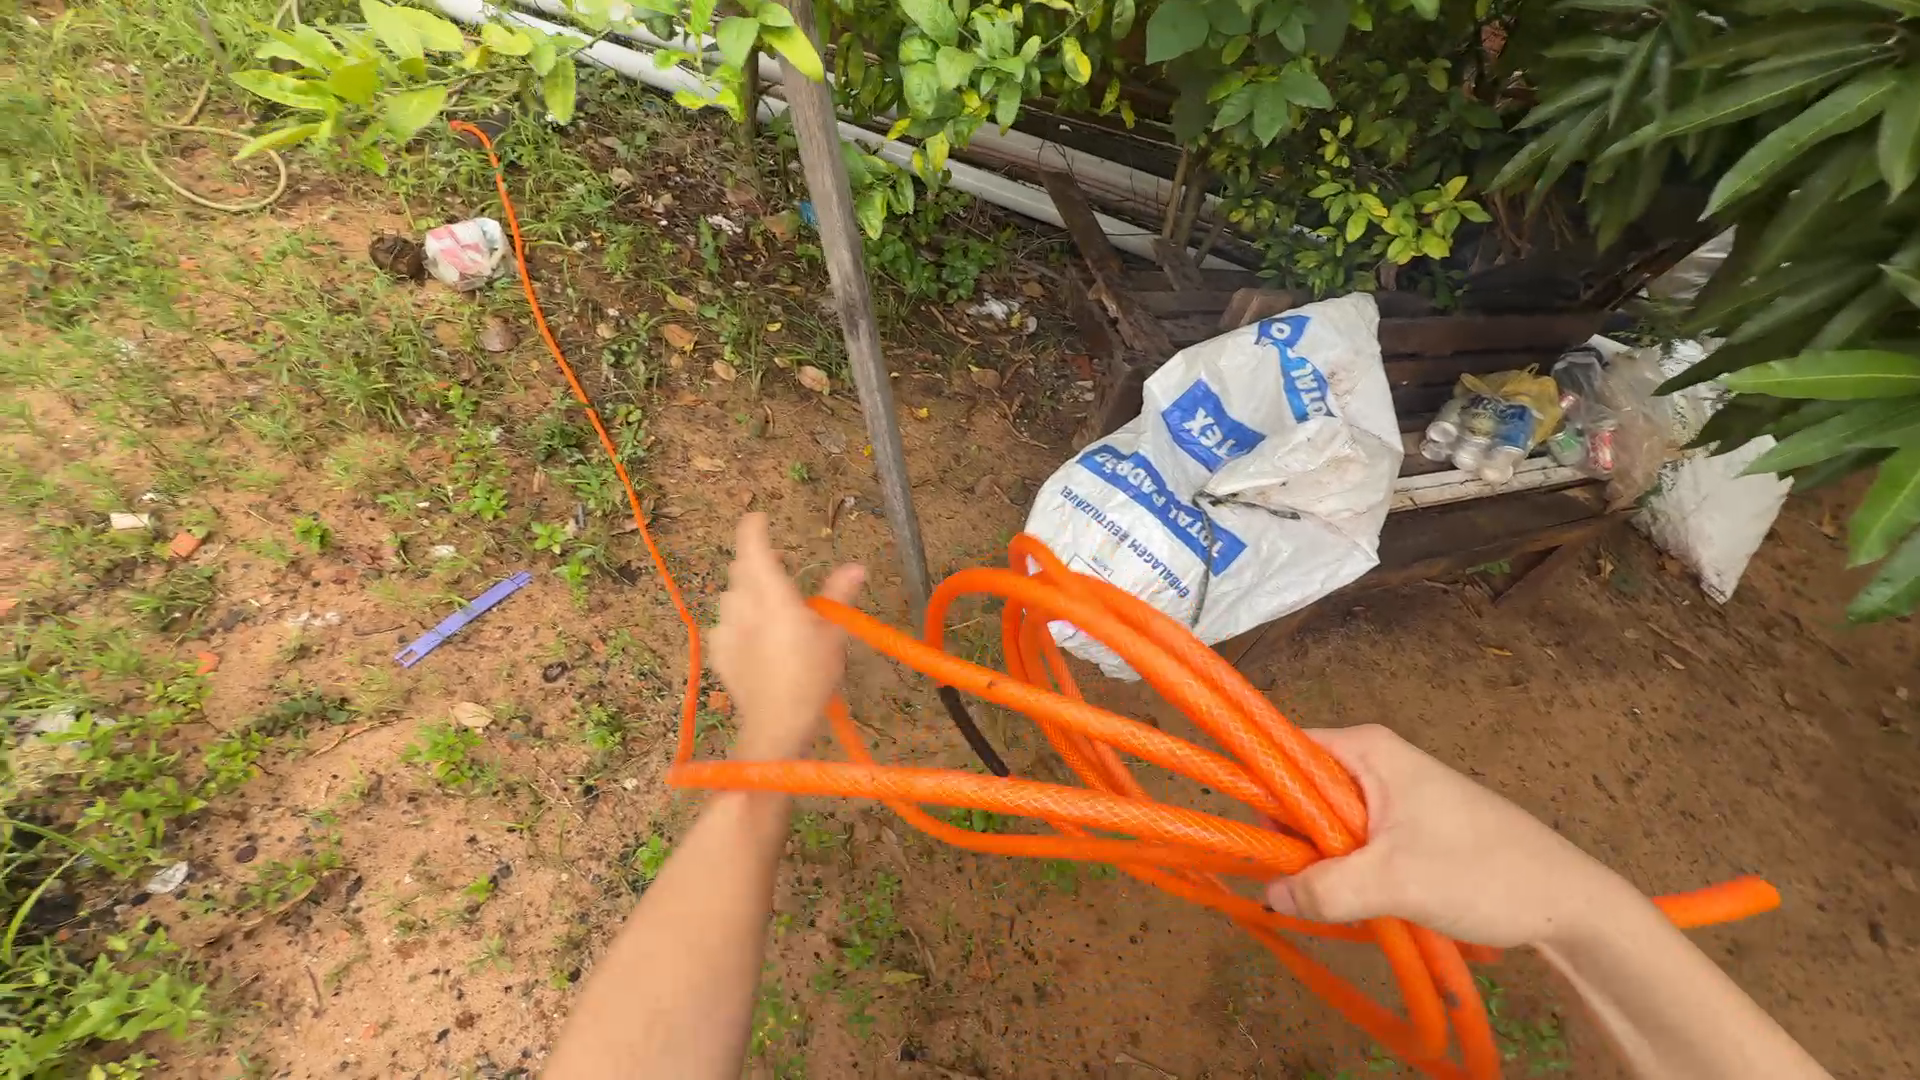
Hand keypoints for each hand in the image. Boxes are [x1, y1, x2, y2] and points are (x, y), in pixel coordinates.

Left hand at [709, 514, 864, 762]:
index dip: (754, 528)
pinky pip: (725, 622)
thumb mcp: (834, 634)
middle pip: (741, 568)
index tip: (759, 516)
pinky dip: (738, 619)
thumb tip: (858, 565)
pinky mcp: (717, 650)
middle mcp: (743, 604)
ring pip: (731, 594)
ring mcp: (725, 628)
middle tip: (780, 565)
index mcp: (772, 594)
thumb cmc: (811, 675)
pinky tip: (755, 637)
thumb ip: (840, 594)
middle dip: (756, 560)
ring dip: (747, 590)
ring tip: (769, 605)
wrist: (776, 723)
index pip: (754, 547)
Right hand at [1265, 725, 1643, 948]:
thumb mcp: (1396, 882)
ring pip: (1326, 817)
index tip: (1267, 839)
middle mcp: (1373, 759)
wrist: (1573, 906)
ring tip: (1338, 892)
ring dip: (1322, 855)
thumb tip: (1270, 894)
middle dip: (1295, 833)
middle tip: (1304, 877)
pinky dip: (1345, 864)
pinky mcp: (1405, 821)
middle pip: (1301, 786)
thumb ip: (1325, 888)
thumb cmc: (1484, 872)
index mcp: (1366, 748)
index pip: (1286, 752)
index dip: (1265, 791)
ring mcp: (1390, 790)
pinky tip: (1360, 895)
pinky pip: (1351, 835)